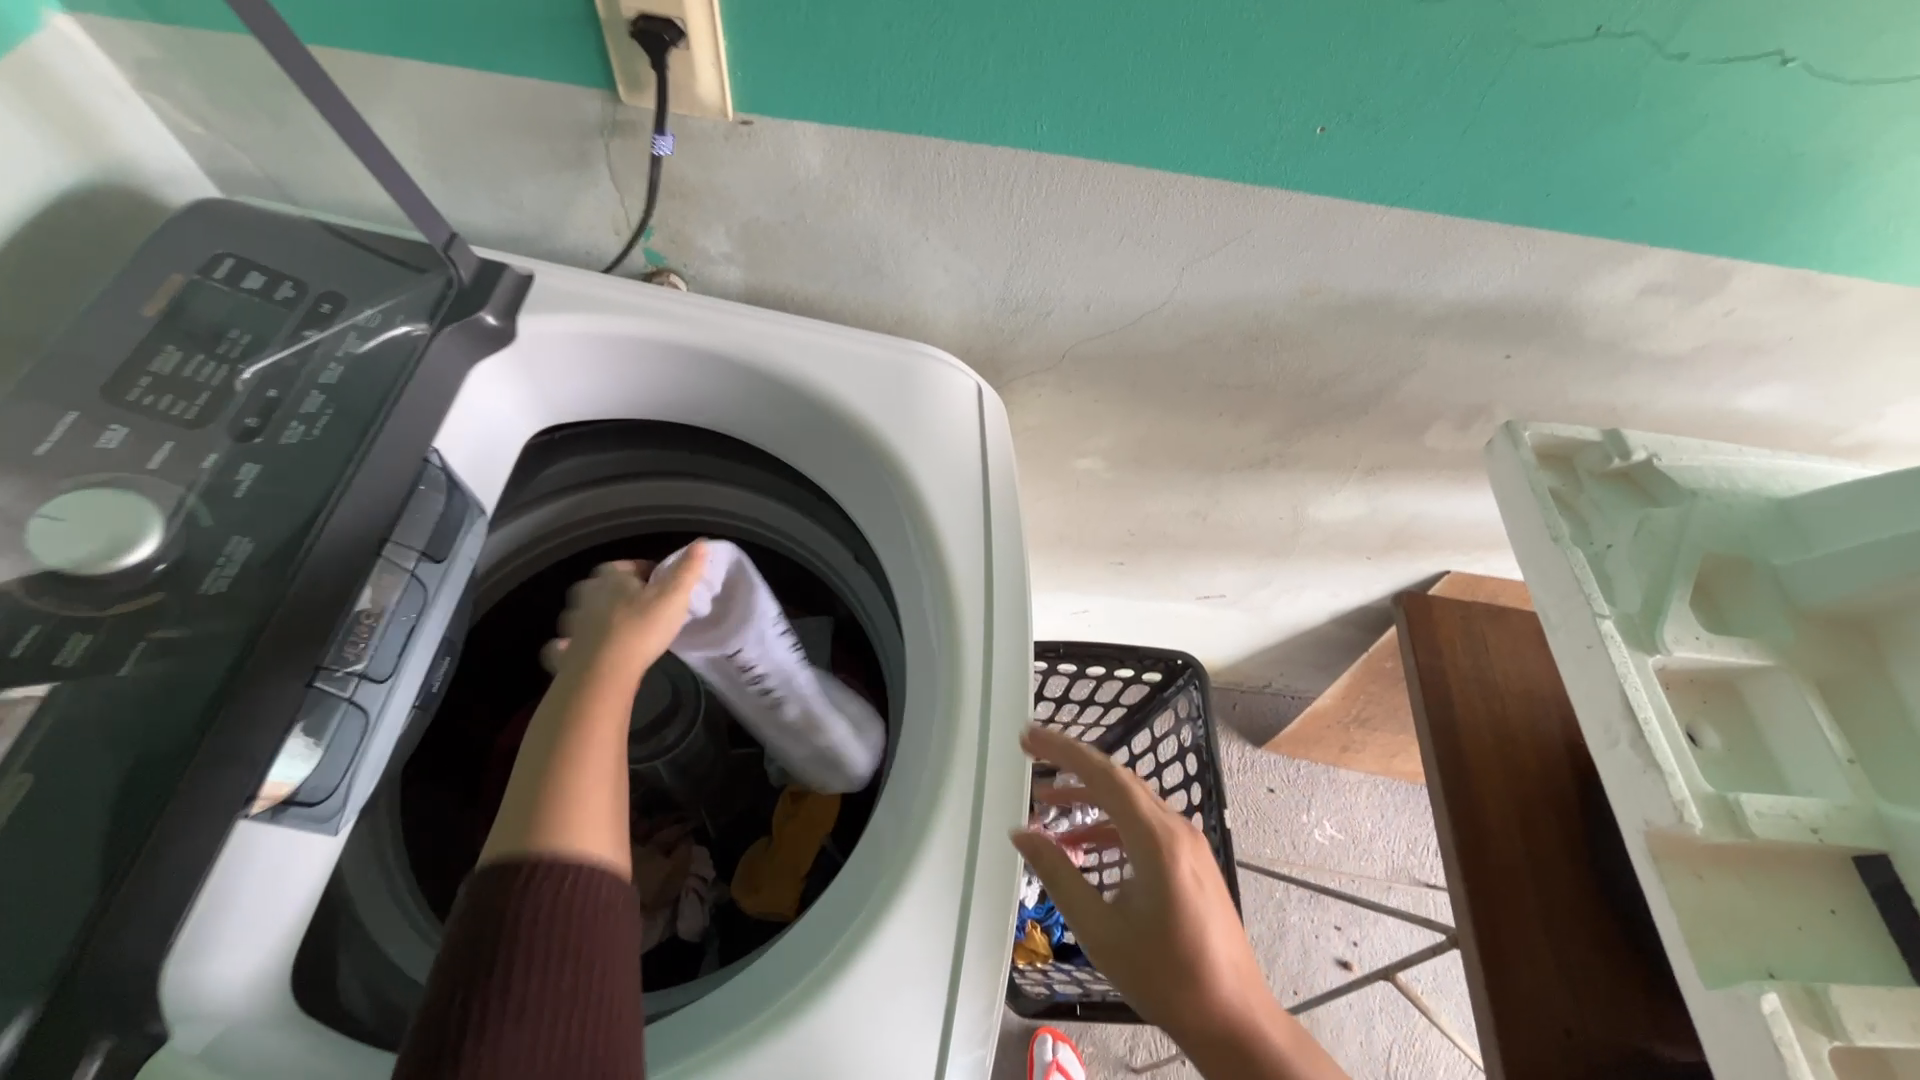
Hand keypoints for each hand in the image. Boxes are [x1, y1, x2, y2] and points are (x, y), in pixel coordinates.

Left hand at [540, 542, 708, 675]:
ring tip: (622, 630)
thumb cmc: (641, 627)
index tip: (667, 590)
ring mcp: (573, 620)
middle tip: (645, 609)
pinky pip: (573, 640)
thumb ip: (688, 569)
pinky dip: (579, 642)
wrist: (603, 671)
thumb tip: (702, 543)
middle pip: (608, 587)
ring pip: (588, 611)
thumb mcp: (674, 596)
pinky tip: (593, 651)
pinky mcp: (567, 647)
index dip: (652, 575)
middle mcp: (586, 592)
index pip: (634, 566)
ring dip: (600, 616)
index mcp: (610, 575)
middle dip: (623, 594)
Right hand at [1012, 724, 1267, 1039]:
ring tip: (1046, 805)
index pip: (1104, 775)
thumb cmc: (1164, 976)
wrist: (1232, 1017)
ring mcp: (1189, 845)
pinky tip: (1084, 844)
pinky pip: (1145, 827)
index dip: (1064, 751)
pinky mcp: (1192, 862)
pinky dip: (1111, 826)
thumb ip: (1058, 873)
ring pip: (1132, 804)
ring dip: (1089, 800)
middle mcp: (1176, 830)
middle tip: (1032, 756)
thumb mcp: (1099, 928)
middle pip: (1118, 782)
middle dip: (1072, 768)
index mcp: (1156, 839)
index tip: (1029, 736)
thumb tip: (1022, 833)